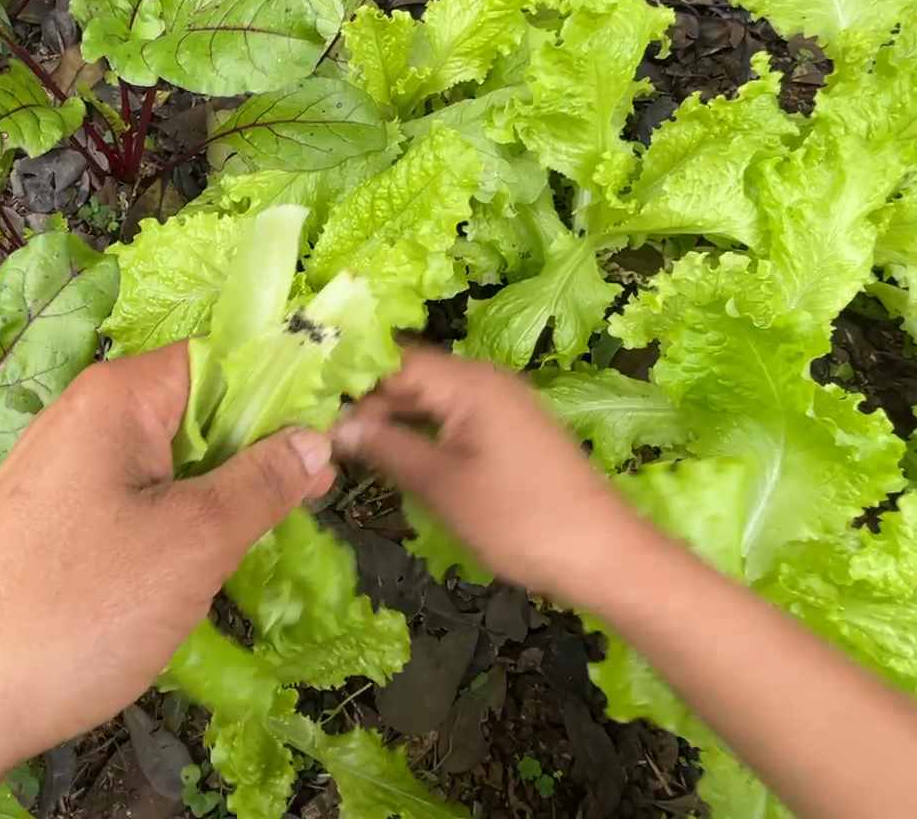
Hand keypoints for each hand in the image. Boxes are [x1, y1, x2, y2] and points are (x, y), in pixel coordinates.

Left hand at [0, 341, 336, 774]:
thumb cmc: (77, 609)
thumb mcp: (195, 542)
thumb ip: (265, 482)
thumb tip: (316, 439)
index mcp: (118, 394)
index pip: (221, 359)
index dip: (279, 393)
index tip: (322, 442)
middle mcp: (83, 413)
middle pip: (194, 409)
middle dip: (248, 453)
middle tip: (292, 504)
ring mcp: (59, 466)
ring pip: (165, 459)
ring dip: (212, 493)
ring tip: (232, 547)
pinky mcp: (47, 515)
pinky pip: (130, 495)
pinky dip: (169, 520)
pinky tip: (176, 571)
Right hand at [335, 346, 643, 603]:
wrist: (605, 554)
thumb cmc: (519, 519)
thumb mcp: (441, 485)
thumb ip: (386, 447)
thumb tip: (335, 426)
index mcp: (468, 381)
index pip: (392, 361)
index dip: (349, 379)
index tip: (311, 404)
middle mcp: (484, 378)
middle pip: (411, 375)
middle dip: (368, 399)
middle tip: (323, 430)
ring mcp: (501, 401)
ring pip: (430, 395)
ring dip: (392, 415)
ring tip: (349, 442)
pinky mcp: (509, 426)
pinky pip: (453, 413)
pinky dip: (422, 427)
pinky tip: (397, 451)